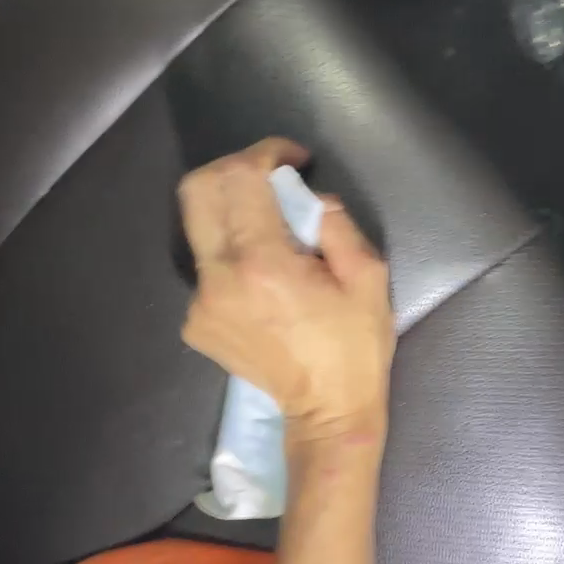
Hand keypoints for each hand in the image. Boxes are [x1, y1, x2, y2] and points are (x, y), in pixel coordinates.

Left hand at [178, 138, 394, 442]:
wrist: (327, 411)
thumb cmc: (355, 346)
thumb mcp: (368, 278)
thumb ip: (337, 224)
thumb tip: (309, 198)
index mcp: (263, 263)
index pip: (240, 178)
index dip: (265, 153)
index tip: (293, 159)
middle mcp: (218, 277)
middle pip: (198, 190)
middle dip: (234, 168)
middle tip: (270, 177)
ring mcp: (199, 303)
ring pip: (198, 227)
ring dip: (233, 212)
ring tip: (273, 230)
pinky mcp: (195, 322)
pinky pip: (205, 266)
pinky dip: (232, 253)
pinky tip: (264, 276)